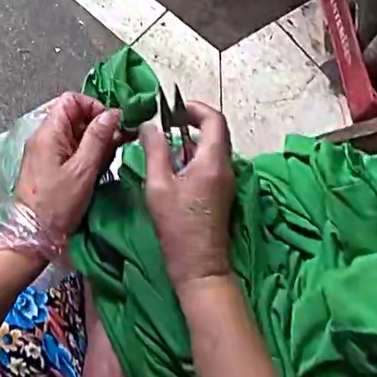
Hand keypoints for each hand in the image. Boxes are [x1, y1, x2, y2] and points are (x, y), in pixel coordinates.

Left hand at [15, 92, 121, 238]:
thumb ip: (98, 139)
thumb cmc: (56, 204)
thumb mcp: (82, 170)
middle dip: (98, 123)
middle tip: (118, 139)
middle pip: (74, 114)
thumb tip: (113, 113)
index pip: (71, 99)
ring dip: (95, 138)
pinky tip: (100, 163)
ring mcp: (46, 151)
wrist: (31, 237)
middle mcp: (44, 136)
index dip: (93, 105)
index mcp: (49, 132)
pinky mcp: (49, 165)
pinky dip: (87, 151)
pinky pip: (70, 147)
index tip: (111, 123)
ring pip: (74, 132)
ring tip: (113, 152)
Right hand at [142, 101, 235, 289]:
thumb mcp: (159, 185)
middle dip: (189, 123)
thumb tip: (151, 126)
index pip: (214, 119)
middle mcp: (225, 168)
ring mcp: (225, 181)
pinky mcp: (221, 193)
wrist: (200, 268)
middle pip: (214, 132)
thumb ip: (155, 150)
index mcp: (213, 161)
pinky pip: (209, 164)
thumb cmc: (178, 227)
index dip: (194, 108)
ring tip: (162, 150)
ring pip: (210, 148)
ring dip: (188, 142)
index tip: (172, 111)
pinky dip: (191, 158)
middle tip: (163, 126)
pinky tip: (171, 171)